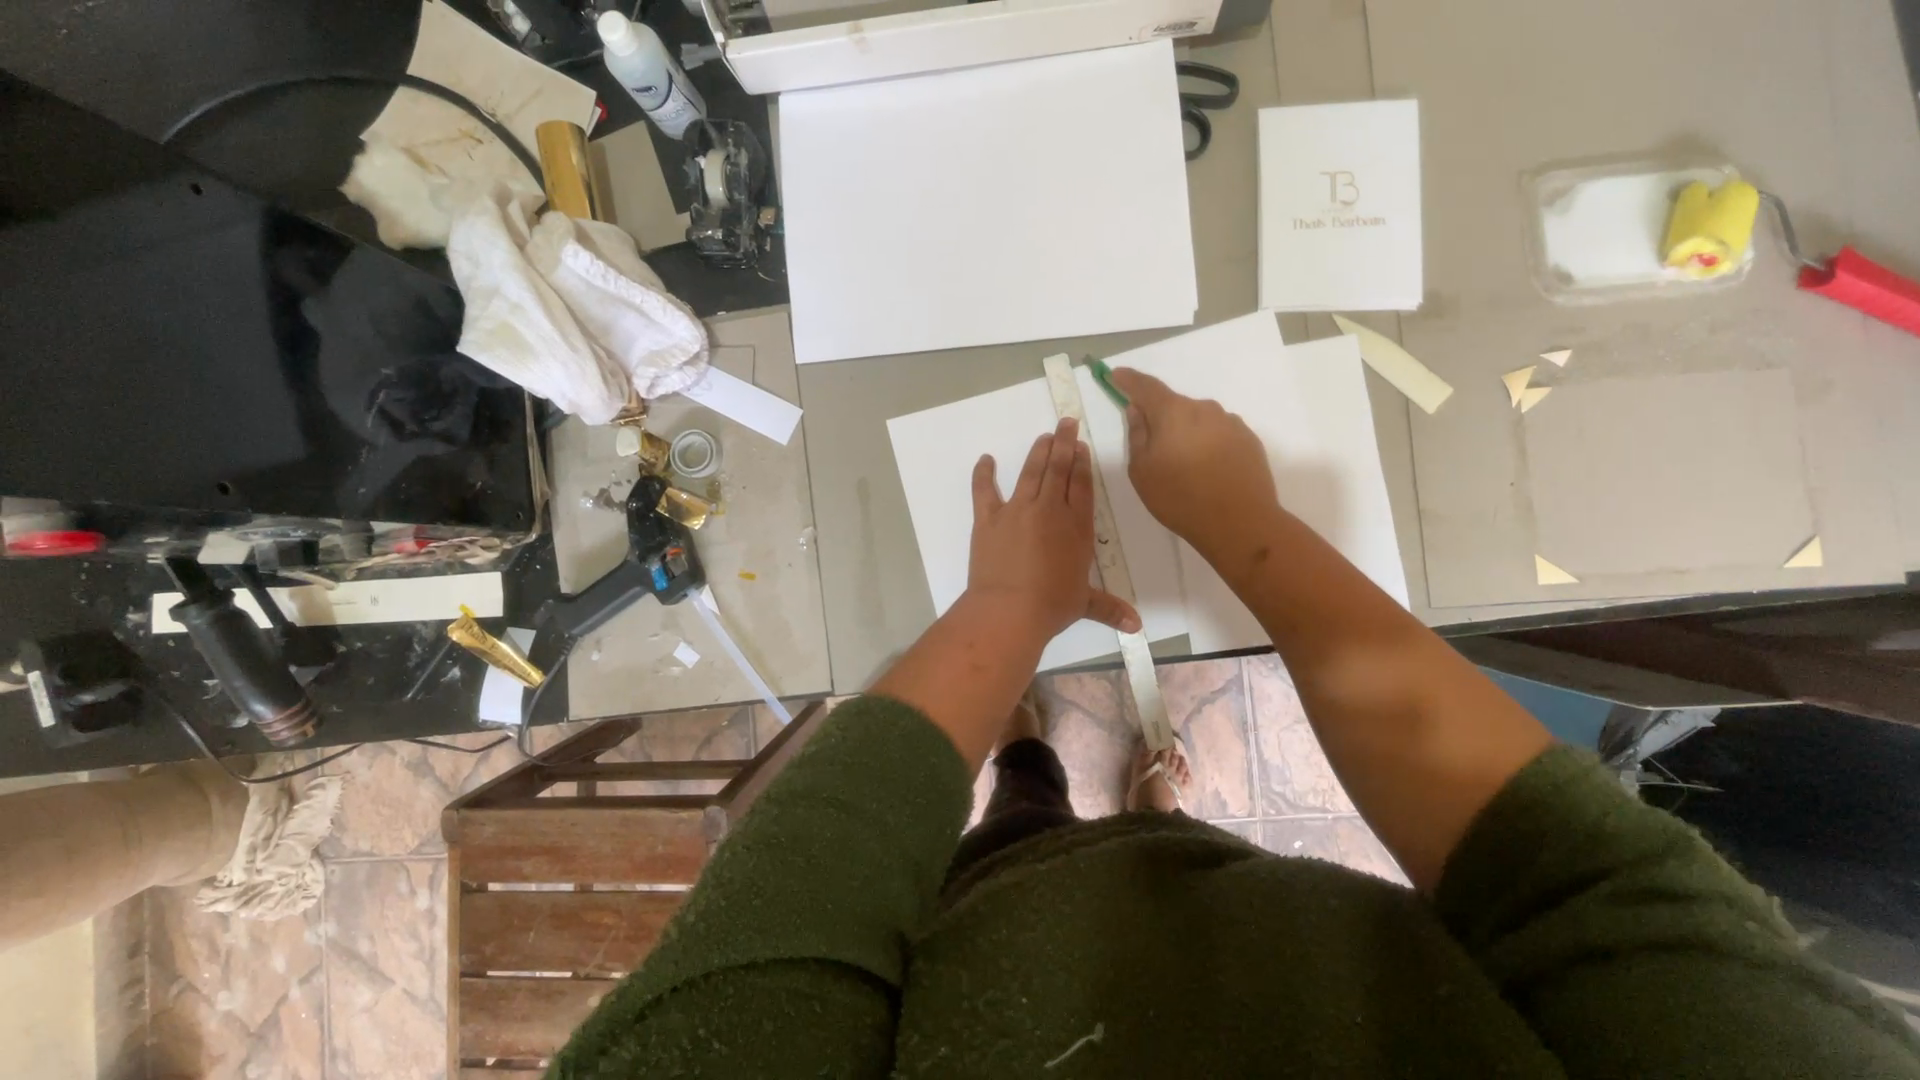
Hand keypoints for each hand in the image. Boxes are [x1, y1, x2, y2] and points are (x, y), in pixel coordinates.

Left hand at [966, 417, 1141, 641]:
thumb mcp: (1084, 604)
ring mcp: (1017, 511)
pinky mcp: (988, 519)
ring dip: (1037, 452)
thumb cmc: (1051, 606)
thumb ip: (1109, 608)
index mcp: (1076, 527)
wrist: (1009, 609)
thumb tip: (1137, 625)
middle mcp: (1049, 511)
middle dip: (1063, 444)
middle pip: (1058, 470)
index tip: (1081, 445)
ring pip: (1030, 473)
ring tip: (1043, 437)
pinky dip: (983, 474)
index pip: (1082, 486)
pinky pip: (984, 490)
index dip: (1082, 463)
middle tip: (1065, 423)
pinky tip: (985, 460)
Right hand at [1107, 368, 1279, 551]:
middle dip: (1160, 418)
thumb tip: (1137, 411)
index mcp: (1173, 412)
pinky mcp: (1249, 440)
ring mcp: (1231, 423)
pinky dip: (1208, 444)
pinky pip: (1219, 434)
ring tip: (1184, 467)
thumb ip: (1137, 435)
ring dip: (1187, 434)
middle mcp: (1204, 409)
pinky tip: (1208, 471)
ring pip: (1199, 420)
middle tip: (1153, 447)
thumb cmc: (1180, 498)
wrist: (1240, 523)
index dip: (1128, 380)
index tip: (1116, 375)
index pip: (1146, 386)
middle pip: (1174, 405)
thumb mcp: (1142, 471)